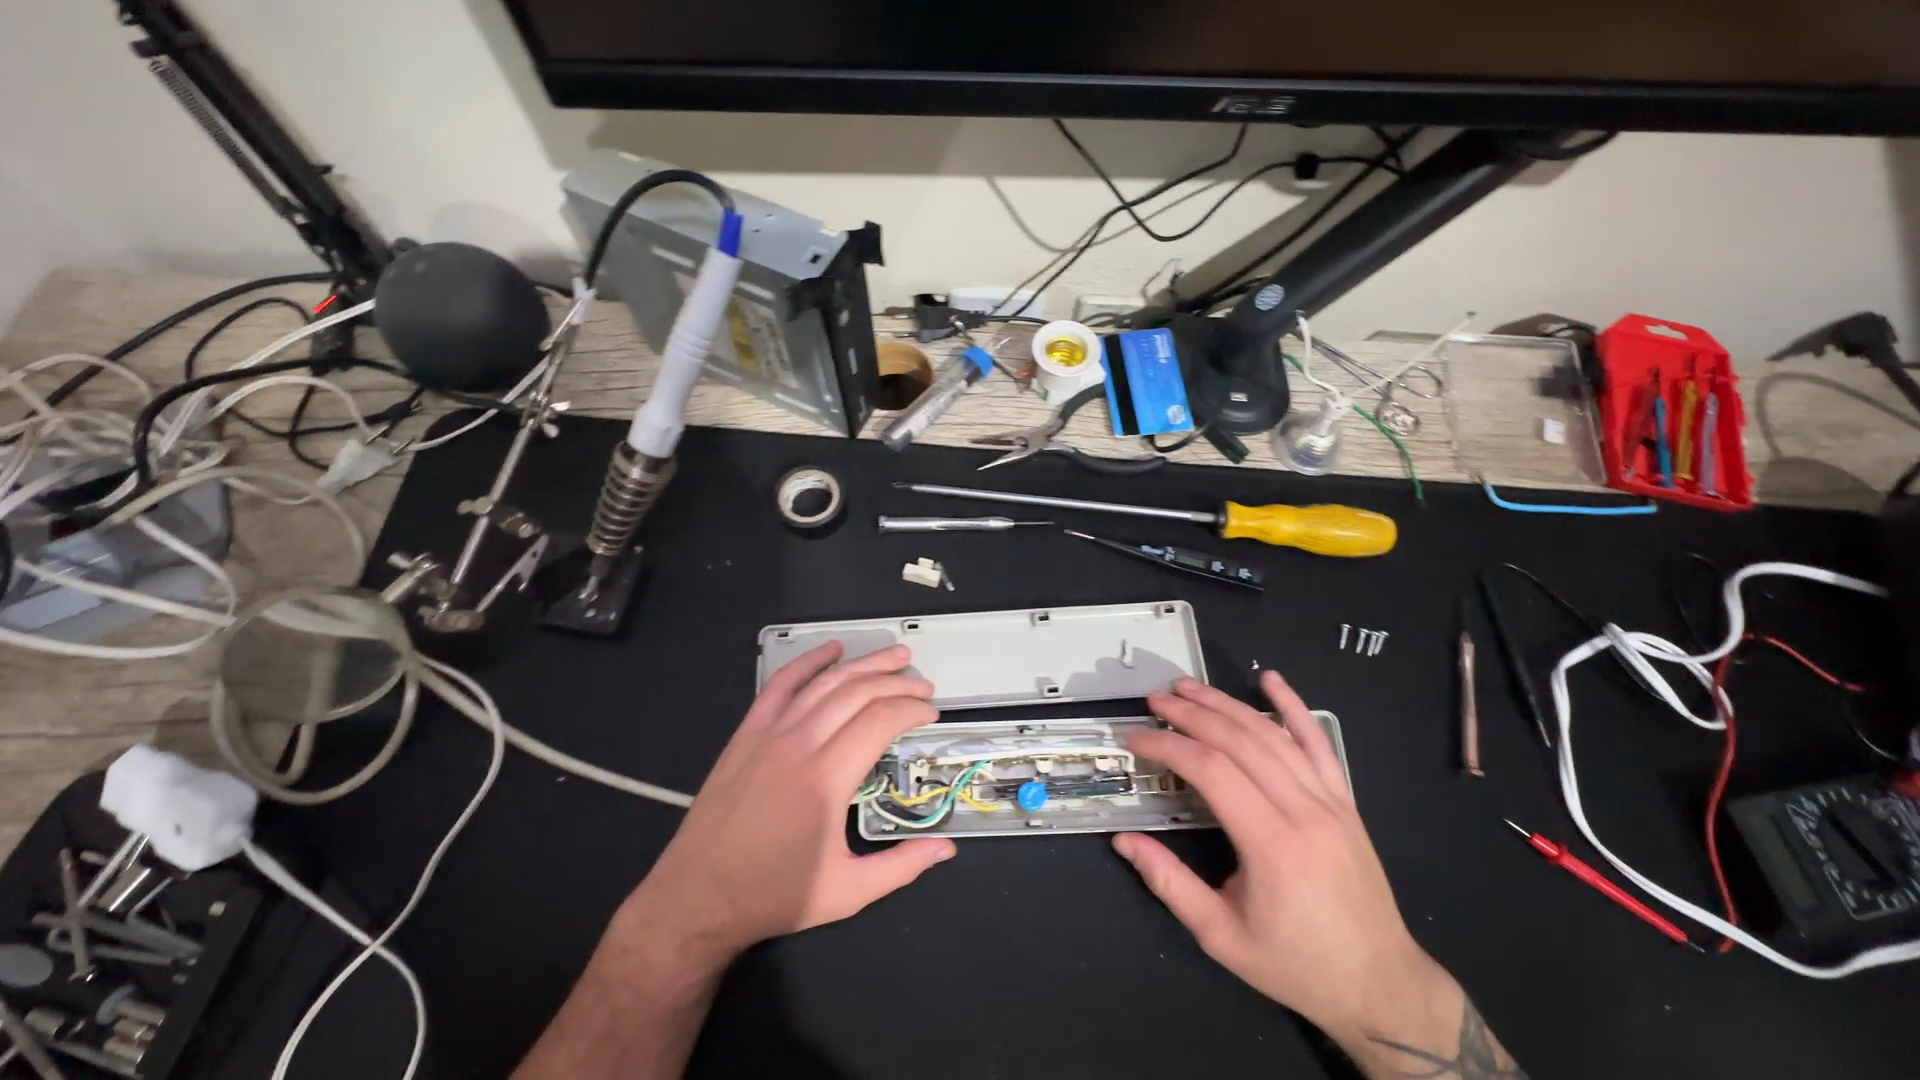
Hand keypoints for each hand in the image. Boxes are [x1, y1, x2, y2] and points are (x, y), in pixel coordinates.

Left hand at [620, 642, 957, 968]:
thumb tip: (946, 848)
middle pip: (856, 693)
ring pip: (823, 683)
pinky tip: (831, 649)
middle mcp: (798, 746)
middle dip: (897, 683)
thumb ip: (901, 866)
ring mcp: (768, 735)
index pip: (880, 721)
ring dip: (863, 665)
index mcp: (825, 780)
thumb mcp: (847, 892)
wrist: (698, 895)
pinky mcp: (746, 735)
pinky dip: (808, 662)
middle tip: (924, 685)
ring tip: (894, 656)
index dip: (912, 710)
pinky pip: (780, 685)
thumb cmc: (774, 894)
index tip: (931, 714)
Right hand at [1113, 673, 1453, 1046]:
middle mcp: (1303, 811)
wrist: (1379, 983)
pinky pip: (1319, 744)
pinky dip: (1294, 707)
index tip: (1134, 738)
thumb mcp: (1221, 936)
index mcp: (1271, 844)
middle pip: (1240, 741)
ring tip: (1189, 687)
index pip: (1211, 770)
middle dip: (1192, 714)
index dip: (1167, 745)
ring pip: (1274, 735)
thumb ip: (1170, 883)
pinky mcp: (1345, 803)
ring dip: (1228, 704)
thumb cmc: (1296, 965)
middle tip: (1154, 700)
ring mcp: (1330, 802)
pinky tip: (1272, 680)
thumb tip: (1124, 841)